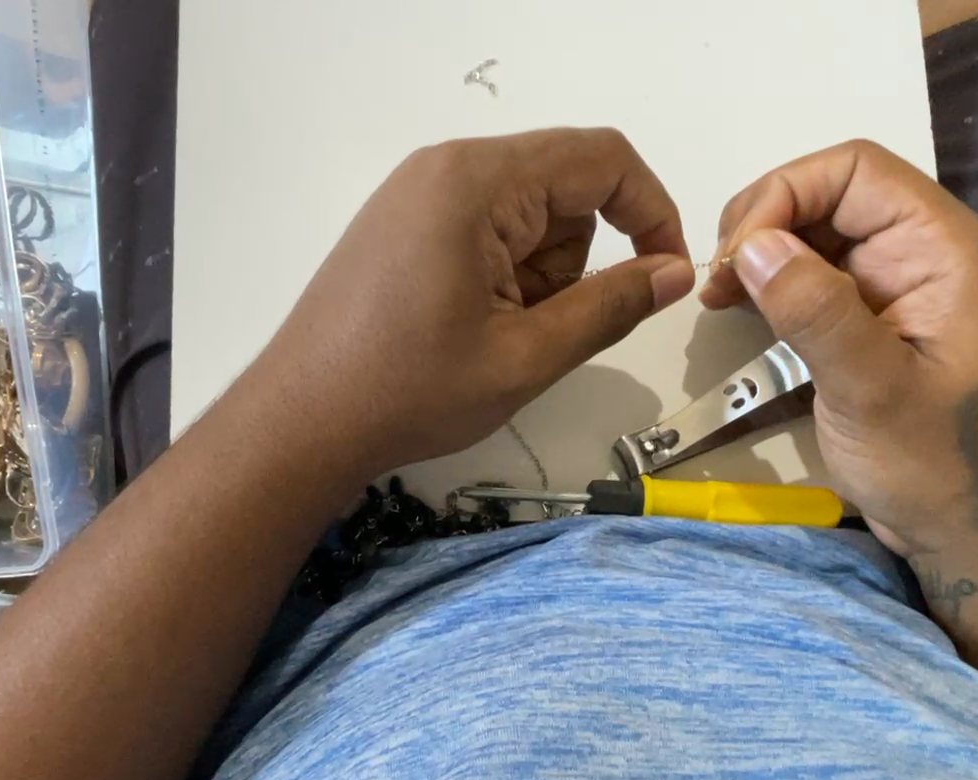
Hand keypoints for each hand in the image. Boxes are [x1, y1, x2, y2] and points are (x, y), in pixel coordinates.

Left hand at [231, 128, 695, 483]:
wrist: (303, 421)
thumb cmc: (411, 393)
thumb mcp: (525, 358)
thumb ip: (610, 307)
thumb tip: (674, 273)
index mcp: (478, 182)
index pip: (601, 160)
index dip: (651, 212)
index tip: (664, 276)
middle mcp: (444, 169)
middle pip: (560, 190)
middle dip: (571, 262)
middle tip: (532, 333)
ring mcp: (414, 196)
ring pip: (523, 218)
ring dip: (532, 278)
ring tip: (489, 339)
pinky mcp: (398, 228)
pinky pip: (480, 232)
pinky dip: (497, 279)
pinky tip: (462, 329)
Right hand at [700, 140, 977, 569]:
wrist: (971, 528)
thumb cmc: (937, 464)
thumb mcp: (872, 390)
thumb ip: (816, 312)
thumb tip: (752, 245)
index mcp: (940, 251)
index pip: (855, 171)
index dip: (783, 194)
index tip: (733, 256)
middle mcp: (918, 257)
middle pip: (831, 196)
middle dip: (764, 224)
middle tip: (718, 282)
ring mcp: (893, 293)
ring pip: (817, 238)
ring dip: (761, 257)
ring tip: (718, 297)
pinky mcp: (869, 328)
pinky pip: (815, 284)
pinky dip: (772, 289)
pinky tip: (741, 312)